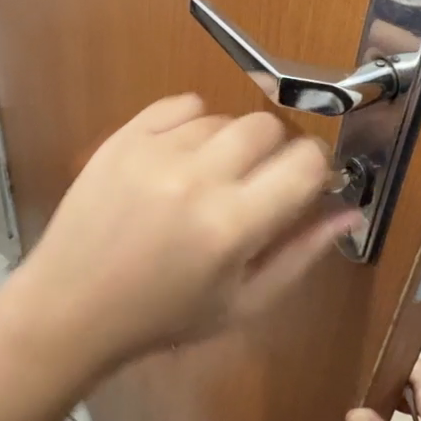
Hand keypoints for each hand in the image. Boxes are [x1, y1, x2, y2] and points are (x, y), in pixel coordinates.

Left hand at [6, 93, 360, 368]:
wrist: (70, 309)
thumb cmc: (165, 317)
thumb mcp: (244, 304)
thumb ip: (303, 254)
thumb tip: (350, 210)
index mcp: (232, 226)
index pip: (306, 162)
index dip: (319, 168)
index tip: (309, 183)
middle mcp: (197, 178)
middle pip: (268, 127)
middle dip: (277, 152)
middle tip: (258, 184)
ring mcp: (154, 152)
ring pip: (225, 116)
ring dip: (232, 142)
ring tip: (211, 178)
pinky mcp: (122, 138)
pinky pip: (182, 104)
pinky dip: (194, 123)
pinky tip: (183, 158)